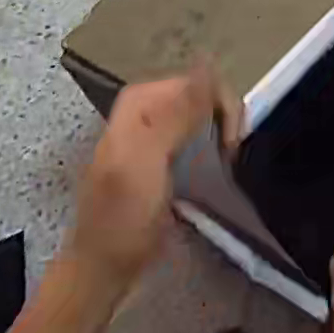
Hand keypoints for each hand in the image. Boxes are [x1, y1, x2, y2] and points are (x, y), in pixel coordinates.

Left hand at [64, 65, 243, 293]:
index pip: (201, 80)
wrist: (103, 269)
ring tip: (225, 164)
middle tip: (229, 156)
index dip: (223, 107)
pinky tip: (217, 167)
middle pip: (206, 94)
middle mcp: (149, 106)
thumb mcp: (148, 161)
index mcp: (141, 100)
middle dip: (225, 121)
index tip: (230, 144)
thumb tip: (208, 63)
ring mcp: (157, 129)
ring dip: (223, 135)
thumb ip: (176, 112)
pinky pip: (201, 133)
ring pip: (208, 113)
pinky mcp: (166, 151)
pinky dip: (215, 147)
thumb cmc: (123, 216)